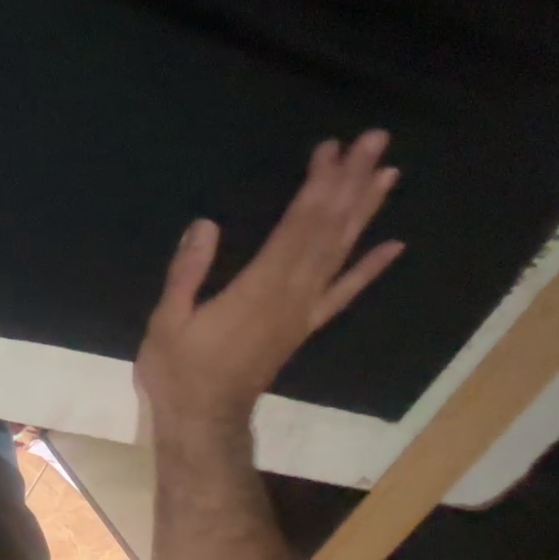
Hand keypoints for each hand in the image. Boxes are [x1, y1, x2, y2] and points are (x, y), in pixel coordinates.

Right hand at [136, 130, 405, 431]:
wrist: (202, 419)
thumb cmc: (178, 370)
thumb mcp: (167, 320)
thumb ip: (187, 273)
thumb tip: (204, 225)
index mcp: (259, 286)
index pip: (298, 225)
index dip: (317, 185)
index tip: (331, 150)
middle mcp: (292, 291)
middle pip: (328, 230)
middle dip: (350, 184)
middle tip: (374, 141)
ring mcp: (303, 310)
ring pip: (341, 252)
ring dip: (364, 212)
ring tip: (386, 173)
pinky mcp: (303, 327)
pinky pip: (342, 293)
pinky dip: (368, 269)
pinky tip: (391, 246)